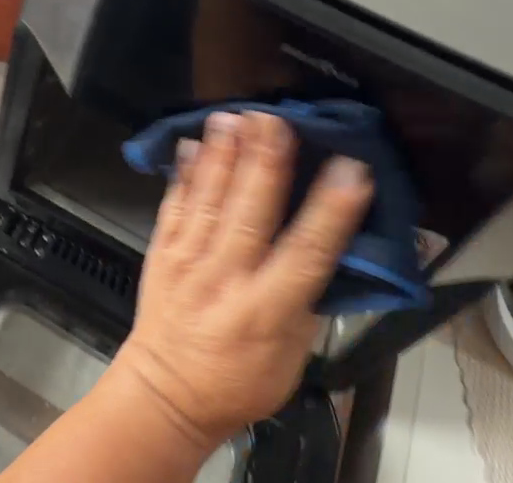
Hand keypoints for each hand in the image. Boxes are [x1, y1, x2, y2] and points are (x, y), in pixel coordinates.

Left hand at [108, 110, 373, 450]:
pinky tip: (191, 145)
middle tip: (277, 121)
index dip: (331, 211)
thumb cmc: (237, 382)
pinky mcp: (162, 252)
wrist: (164, 395)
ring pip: (209, 201)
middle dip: (264, 163)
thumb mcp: (290, 360)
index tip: (350, 170)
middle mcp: (225, 279)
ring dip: (223, 156)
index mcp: (265, 311)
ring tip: (233, 117)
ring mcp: (188, 262)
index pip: (306, 254)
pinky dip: (183, 174)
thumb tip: (331, 253)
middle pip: (249, 214)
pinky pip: (174, 207)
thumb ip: (306, 303)